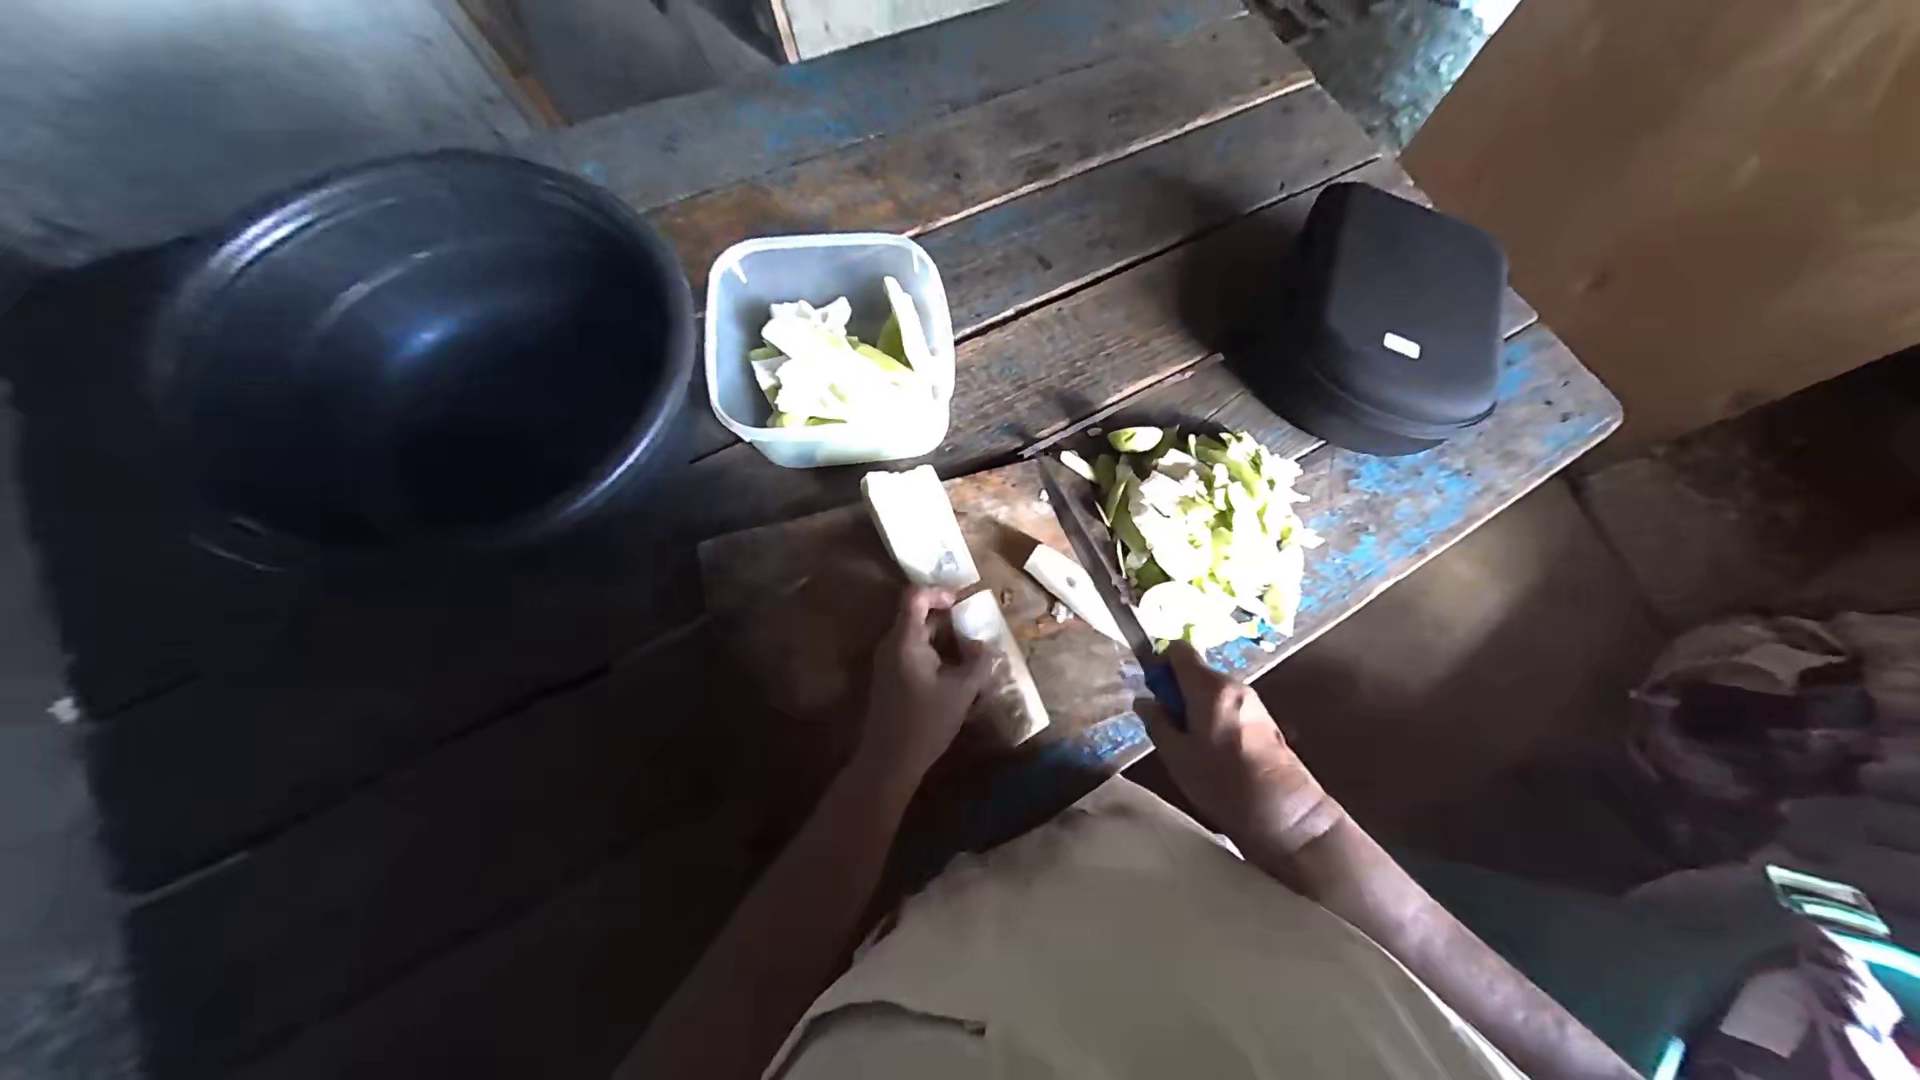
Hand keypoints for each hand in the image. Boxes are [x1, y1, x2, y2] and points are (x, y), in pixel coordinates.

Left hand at [856, 586, 993, 782]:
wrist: (888, 761)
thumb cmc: (924, 722)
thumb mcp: (961, 691)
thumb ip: (979, 663)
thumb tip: (987, 646)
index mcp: (905, 640)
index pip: (915, 596)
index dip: (939, 591)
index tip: (962, 602)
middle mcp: (891, 644)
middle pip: (918, 615)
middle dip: (949, 619)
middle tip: (976, 630)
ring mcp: (888, 662)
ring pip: (918, 636)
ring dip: (945, 639)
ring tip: (972, 653)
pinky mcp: (890, 678)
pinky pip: (914, 653)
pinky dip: (935, 654)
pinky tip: (956, 673)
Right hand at [1143, 643, 1344, 855]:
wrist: (1286, 816)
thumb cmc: (1223, 783)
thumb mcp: (1176, 755)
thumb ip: (1157, 722)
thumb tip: (1145, 702)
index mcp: (1209, 687)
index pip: (1179, 650)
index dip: (1160, 665)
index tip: (1154, 693)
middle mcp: (1234, 686)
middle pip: (1196, 672)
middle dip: (1178, 693)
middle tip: (1170, 727)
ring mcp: (1254, 702)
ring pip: (1212, 692)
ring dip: (1196, 708)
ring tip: (1191, 746)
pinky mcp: (1265, 721)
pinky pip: (1229, 707)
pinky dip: (1215, 720)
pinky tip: (1214, 753)